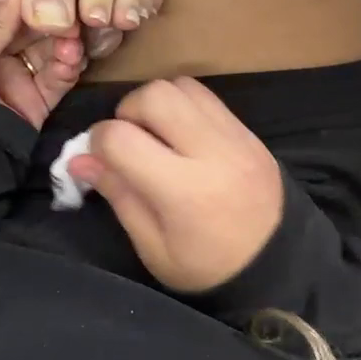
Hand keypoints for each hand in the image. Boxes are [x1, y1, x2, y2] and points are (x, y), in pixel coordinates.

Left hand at [0, 0, 84, 127]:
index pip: (2, 4)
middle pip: (31, 25)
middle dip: (53, 19)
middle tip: (73, 14)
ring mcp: (16, 75)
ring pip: (49, 49)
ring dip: (65, 42)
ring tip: (73, 41)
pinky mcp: (35, 101)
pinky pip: (57, 78)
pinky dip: (68, 68)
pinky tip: (72, 61)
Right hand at [66, 77, 283, 293]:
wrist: (282, 273)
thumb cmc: (208, 269)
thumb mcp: (153, 247)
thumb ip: (117, 195)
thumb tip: (78, 159)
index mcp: (185, 191)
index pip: (121, 138)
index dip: (98, 143)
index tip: (99, 160)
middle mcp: (213, 154)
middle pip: (153, 95)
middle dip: (128, 111)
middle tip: (129, 141)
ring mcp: (237, 138)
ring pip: (180, 86)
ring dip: (157, 103)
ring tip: (156, 135)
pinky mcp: (250, 133)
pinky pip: (206, 97)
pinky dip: (183, 105)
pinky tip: (181, 135)